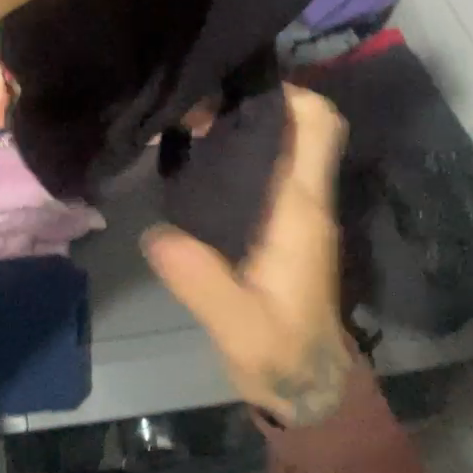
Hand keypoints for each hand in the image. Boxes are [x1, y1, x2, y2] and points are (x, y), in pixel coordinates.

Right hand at [143, 85, 356, 425]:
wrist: (304, 385)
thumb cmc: (279, 352)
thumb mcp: (237, 324)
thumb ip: (200, 278)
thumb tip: (154, 234)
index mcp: (301, 209)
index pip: (318, 128)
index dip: (287, 94)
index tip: (234, 87)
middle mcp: (304, 199)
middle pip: (298, 124)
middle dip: (251, 102)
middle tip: (193, 103)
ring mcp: (293, 210)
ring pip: (279, 143)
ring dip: (239, 124)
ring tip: (184, 121)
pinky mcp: (278, 224)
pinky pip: (262, 167)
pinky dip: (232, 151)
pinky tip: (189, 157)